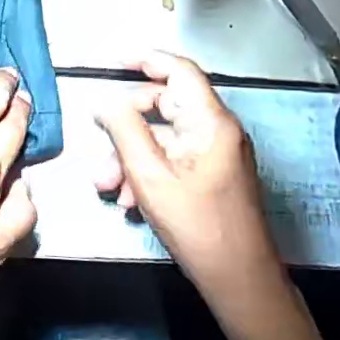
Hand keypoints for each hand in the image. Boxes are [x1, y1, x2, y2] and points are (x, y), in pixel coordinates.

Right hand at [91, 50, 280, 287]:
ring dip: (129, 157)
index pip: (180, 72)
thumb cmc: (198, 225)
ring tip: (109, 187)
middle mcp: (216, 132)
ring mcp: (215, 154)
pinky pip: (169, 158)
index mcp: (211, 124)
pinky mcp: (210, 175)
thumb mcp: (149, 174)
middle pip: (162, 107)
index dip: (147, 60)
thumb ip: (124, 131)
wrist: (238, 279)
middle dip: (124, 128)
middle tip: (100, 150)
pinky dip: (145, 172)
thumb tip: (105, 103)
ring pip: (160, 137)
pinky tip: (129, 199)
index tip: (115, 63)